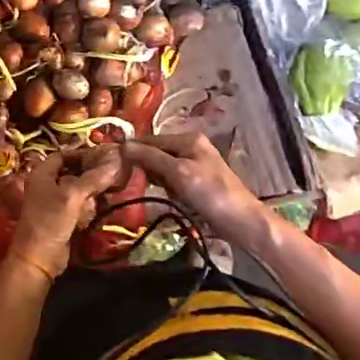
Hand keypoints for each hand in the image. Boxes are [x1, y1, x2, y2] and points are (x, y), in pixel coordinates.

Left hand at [7, 147, 122, 279]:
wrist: (39, 258)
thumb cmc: (50, 221)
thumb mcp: (72, 196)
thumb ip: (93, 178)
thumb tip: (115, 161)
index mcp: (42, 173)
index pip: (63, 155)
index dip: (82, 154)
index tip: (104, 156)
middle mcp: (47, 185)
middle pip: (72, 172)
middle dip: (91, 174)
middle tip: (113, 173)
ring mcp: (54, 202)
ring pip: (78, 189)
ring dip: (92, 191)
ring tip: (110, 190)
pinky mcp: (62, 217)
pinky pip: (79, 205)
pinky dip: (89, 205)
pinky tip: (102, 206)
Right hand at [121, 132, 269, 246]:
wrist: (241, 221)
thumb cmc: (211, 193)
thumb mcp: (178, 173)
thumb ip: (150, 157)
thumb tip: (123, 145)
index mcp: (188, 138)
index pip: (150, 139)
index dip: (134, 151)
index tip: (118, 167)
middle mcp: (190, 146)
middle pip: (155, 152)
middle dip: (148, 168)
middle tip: (145, 184)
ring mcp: (194, 163)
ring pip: (162, 167)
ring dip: (158, 180)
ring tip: (165, 192)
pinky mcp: (196, 180)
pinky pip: (172, 179)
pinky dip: (168, 188)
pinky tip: (173, 197)